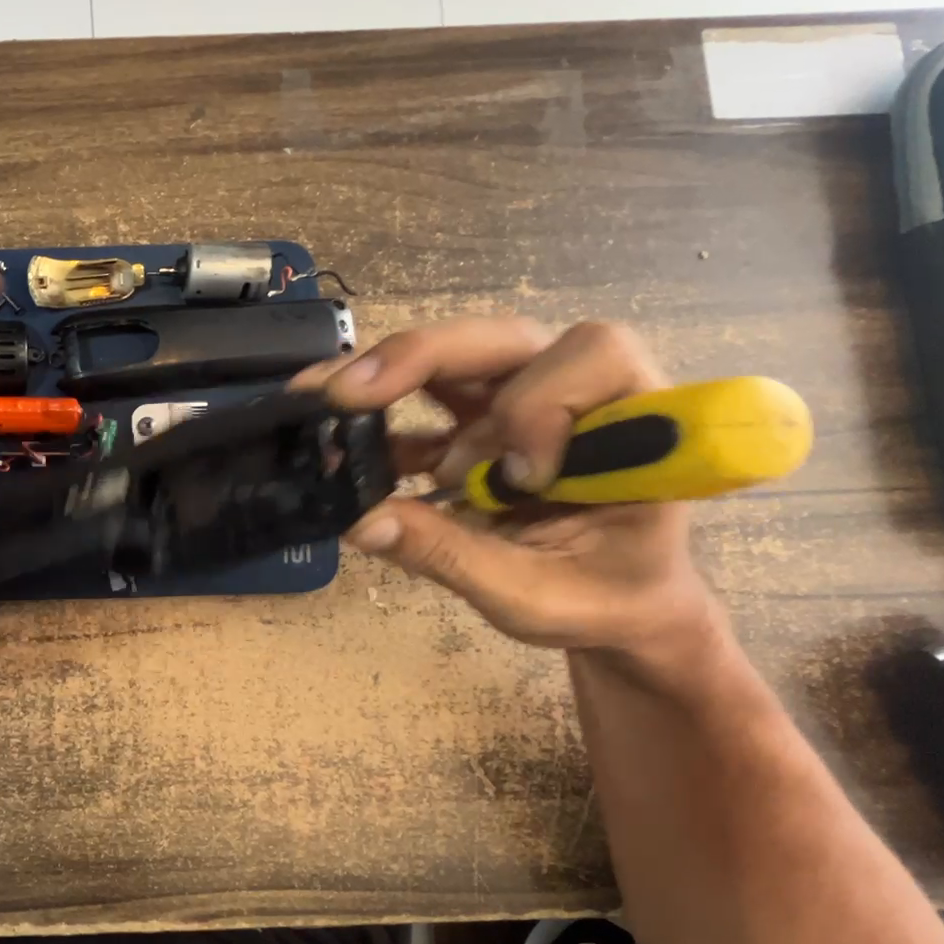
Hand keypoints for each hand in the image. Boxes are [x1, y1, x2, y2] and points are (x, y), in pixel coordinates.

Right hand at [293, 317, 721, 658]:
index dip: (540, 402)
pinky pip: (416, 402)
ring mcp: (515, 403)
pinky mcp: (472, 423)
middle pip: (497, 340)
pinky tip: (327, 433)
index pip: (594, 359)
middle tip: (344, 392)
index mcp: (628, 424)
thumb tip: (360, 521)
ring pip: (449, 358)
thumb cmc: (602, 598)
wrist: (610, 604)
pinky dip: (369, 416)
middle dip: (418, 360)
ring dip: (380, 379)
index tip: (517, 477)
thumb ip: (452, 556)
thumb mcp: (533, 595)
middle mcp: (572, 394)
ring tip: (315, 403)